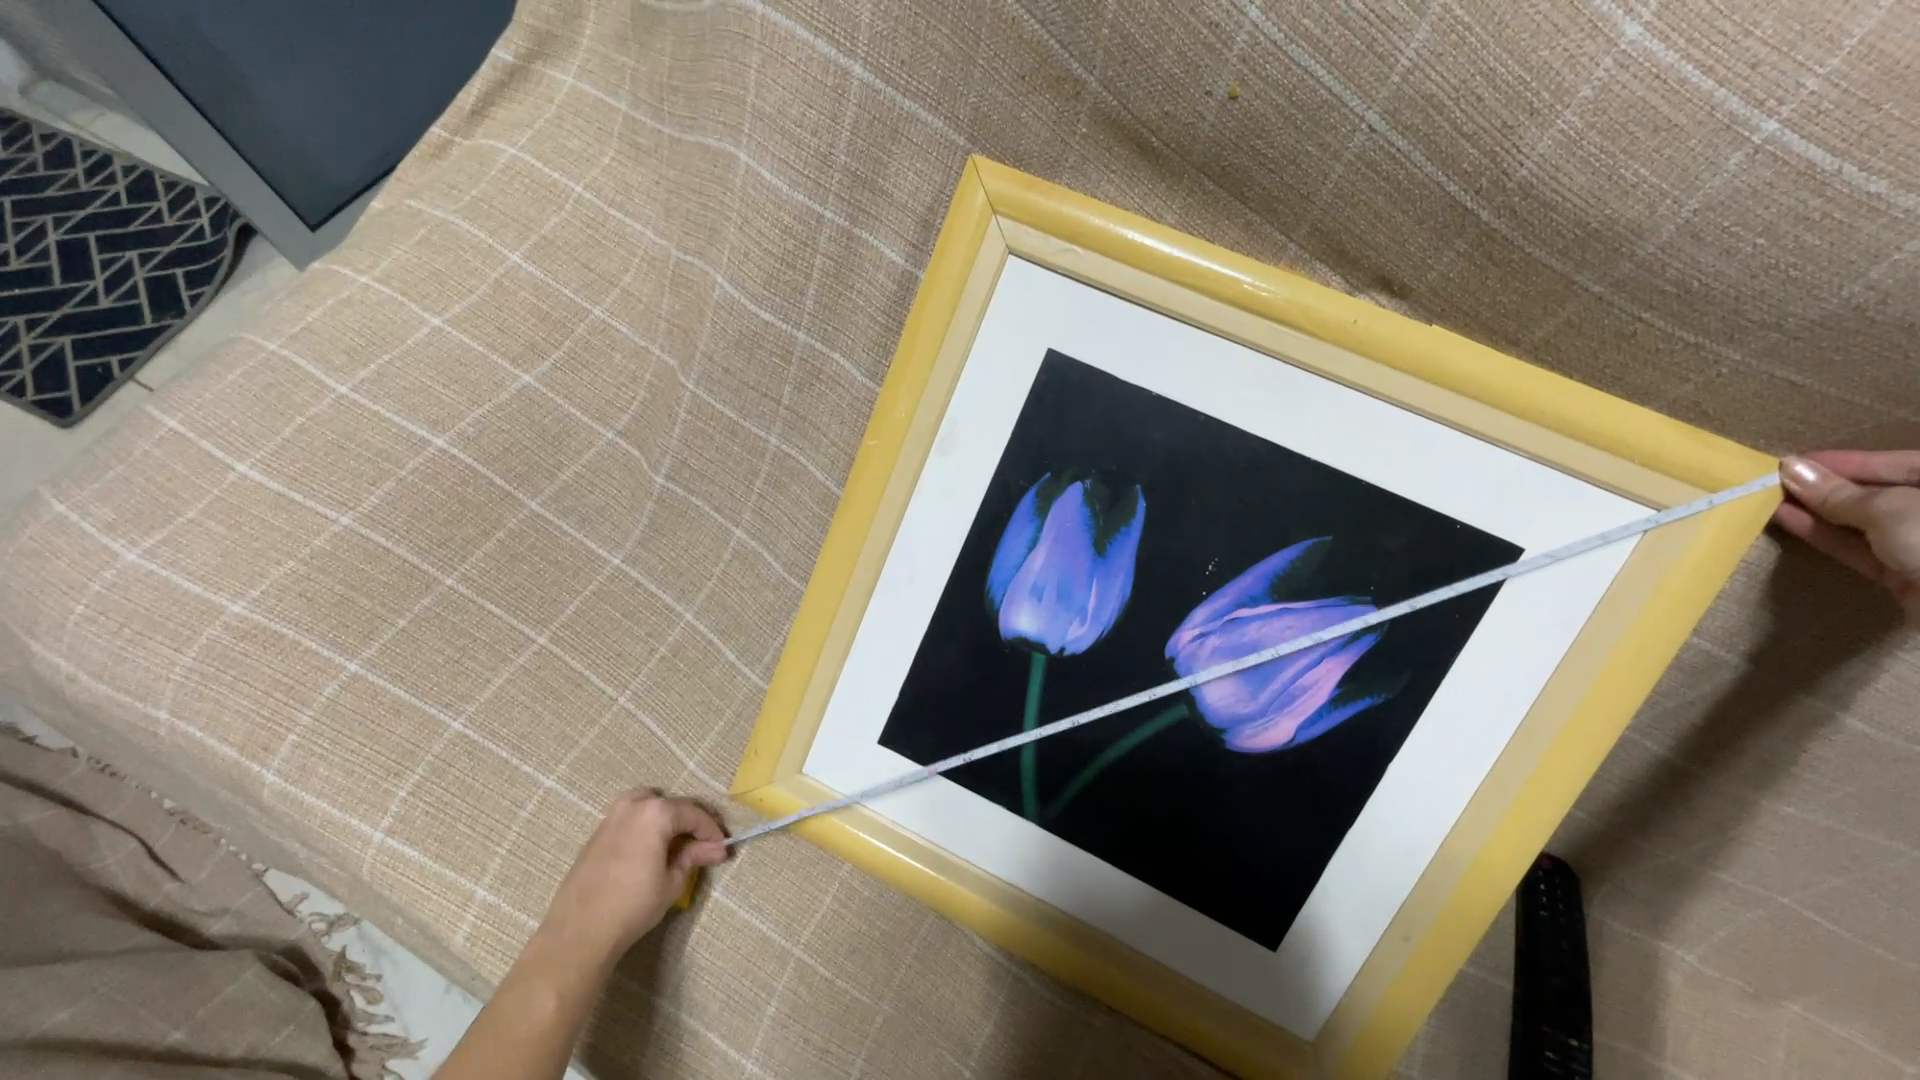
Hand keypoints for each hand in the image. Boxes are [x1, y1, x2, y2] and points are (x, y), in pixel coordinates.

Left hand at [534, 792, 727, 968]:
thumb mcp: (673, 882)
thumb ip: (694, 857)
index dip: (712, 831)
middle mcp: (633, 806)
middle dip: (690, 823)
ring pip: (647, 805)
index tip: (722, 848)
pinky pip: (629, 818)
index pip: (694, 814)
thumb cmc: (633, 905)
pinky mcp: (596, 833)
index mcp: (656, 812)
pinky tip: (649, 849)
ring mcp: (610, 817)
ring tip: (675, 842)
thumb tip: (716, 849)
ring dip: (665, 818)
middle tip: (703, 846)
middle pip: (671, 805)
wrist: (579, 931)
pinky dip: (644, 826)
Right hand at [1775, 452, 1919, 620]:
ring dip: (1816, 511)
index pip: (1902, 463)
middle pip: (1880, 493)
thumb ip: (1839, 493)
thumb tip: (1790, 468)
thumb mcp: (1890, 509)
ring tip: (1770, 499)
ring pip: (1864, 522)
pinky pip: (1858, 547)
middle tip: (1779, 480)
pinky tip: (1785, 519)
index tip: (1796, 462)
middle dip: (1829, 487)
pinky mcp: (1904, 573)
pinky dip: (1822, 534)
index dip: (1849, 460)